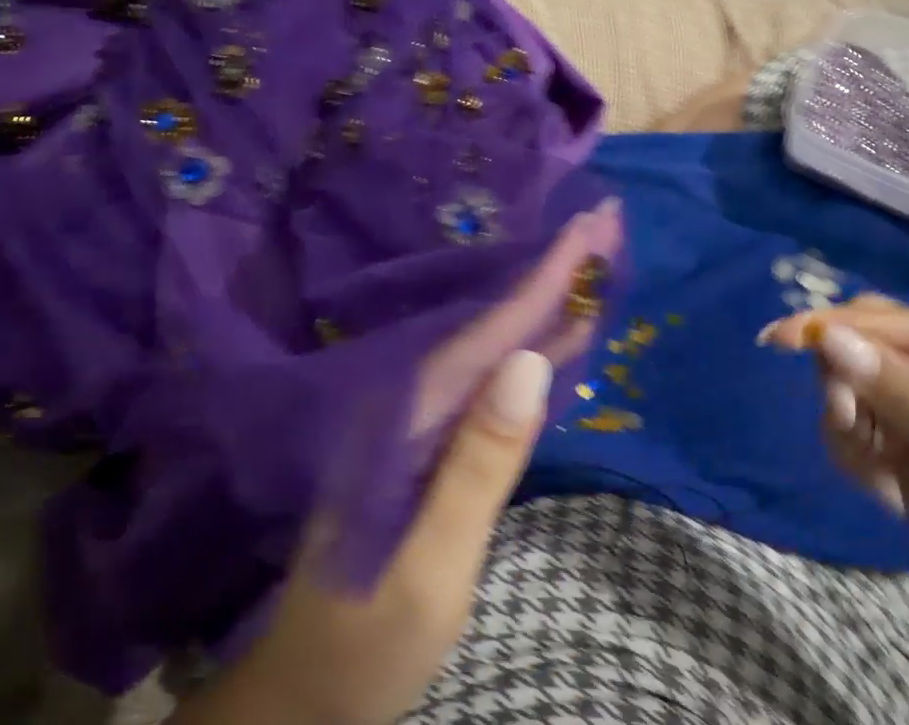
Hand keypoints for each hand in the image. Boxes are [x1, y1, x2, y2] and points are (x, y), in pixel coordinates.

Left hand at [171, 200, 623, 724]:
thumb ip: (478, 465)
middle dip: (544, 281)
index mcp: (404, 426)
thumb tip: (526, 364)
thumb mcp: (432, 564)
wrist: (308, 690)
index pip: (483, 339)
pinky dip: (521, 362)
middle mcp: (404, 413)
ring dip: (537, 312)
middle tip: (600, 229)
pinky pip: (481, 393)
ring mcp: (412, 434)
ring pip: (484, 358)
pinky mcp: (423, 458)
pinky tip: (550, 347)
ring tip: (589, 270)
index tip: (588, 231)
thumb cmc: (367, 637)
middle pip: (484, 334)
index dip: (539, 283)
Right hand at [761, 297, 908, 724]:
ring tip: (872, 470)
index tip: (777, 338)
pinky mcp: (904, 444)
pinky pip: (851, 424)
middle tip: (842, 421)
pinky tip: (880, 485)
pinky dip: (850, 449)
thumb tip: (828, 338)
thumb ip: (907, 396)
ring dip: (845, 420)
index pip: (900, 324)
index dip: (837, 324)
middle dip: (842, 376)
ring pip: (852, 383)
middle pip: (868, 342)